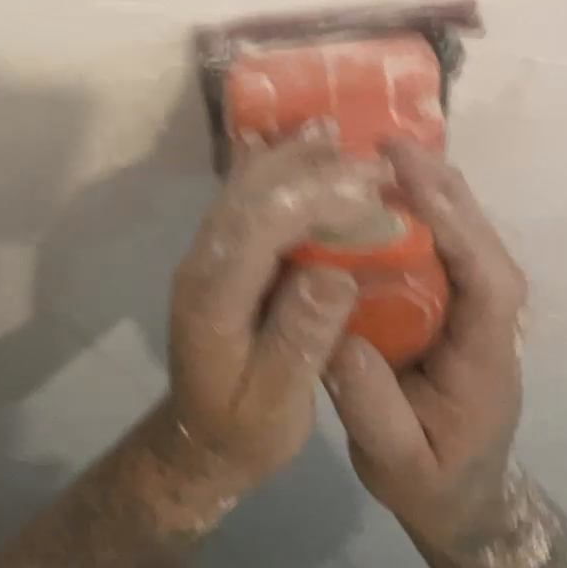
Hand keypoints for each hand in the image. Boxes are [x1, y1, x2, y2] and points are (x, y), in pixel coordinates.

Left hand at [166, 129, 388, 488]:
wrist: (198, 438)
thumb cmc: (243, 427)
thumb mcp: (277, 401)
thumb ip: (300, 338)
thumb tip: (335, 277)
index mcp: (212, 300)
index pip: (256, 229)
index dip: (311, 200)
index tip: (368, 188)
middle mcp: (200, 267)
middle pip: (244, 199)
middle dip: (301, 167)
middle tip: (360, 148)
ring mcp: (204, 260)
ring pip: (238, 195)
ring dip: (282, 161)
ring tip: (328, 129)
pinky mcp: (217, 261)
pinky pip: (242, 207)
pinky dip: (273, 178)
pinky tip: (298, 157)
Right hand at [321, 139, 528, 548]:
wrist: (456, 501)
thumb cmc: (430, 482)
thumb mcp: (396, 459)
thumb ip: (370, 405)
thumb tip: (336, 336)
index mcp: (485, 361)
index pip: (489, 284)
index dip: (458, 230)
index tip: (413, 186)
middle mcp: (488, 328)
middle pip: (483, 247)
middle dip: (445, 193)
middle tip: (394, 147)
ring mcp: (470, 318)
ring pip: (466, 244)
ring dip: (434, 194)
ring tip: (388, 155)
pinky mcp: (446, 313)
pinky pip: (440, 255)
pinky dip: (420, 216)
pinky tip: (382, 195)